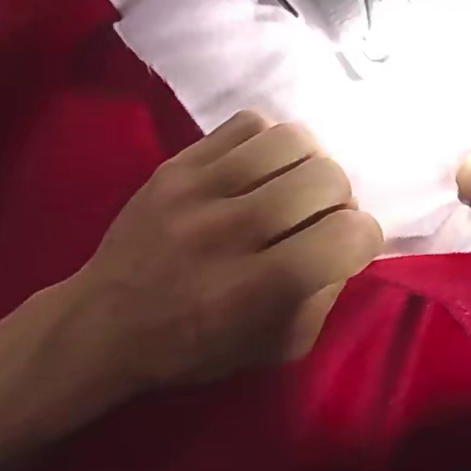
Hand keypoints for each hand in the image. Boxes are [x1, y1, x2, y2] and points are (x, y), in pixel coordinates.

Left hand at [66, 110, 383, 391]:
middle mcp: (230, 233)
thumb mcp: (275, 348)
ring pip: (290, 139)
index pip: (347, 235)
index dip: (365, 238)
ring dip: (311, 162)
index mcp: (257, 290)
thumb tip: (345, 240)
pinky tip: (260, 168)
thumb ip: (323, 297)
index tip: (348, 246)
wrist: (105, 323)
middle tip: (320, 216)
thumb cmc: (196, 347)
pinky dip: (270, 142)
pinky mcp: (175, 164)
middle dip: (341, 198)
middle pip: (325, 178)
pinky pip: (248, 122)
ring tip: (294, 184)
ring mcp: (197, 190)